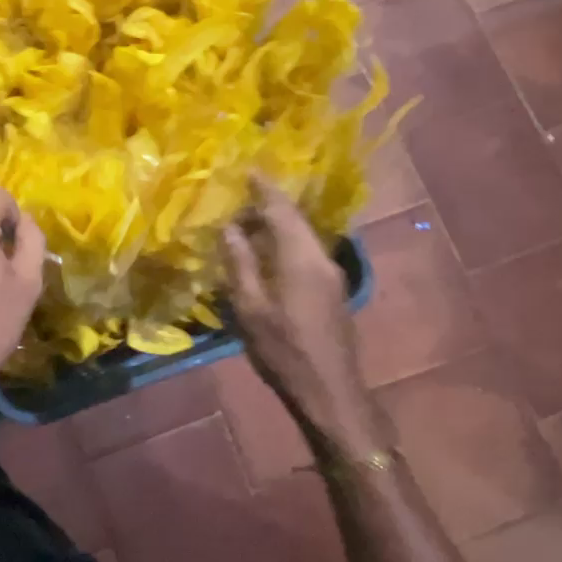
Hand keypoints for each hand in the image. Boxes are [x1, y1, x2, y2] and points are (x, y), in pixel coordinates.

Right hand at [222, 179, 381, 454]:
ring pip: (302, 236)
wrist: (332, 392)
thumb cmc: (285, 350)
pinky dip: (285, 241)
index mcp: (301, 258)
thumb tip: (230, 227)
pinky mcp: (332, 291)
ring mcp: (331, 275)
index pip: (281, 211)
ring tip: (247, 221)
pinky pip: (306, 251)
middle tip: (240, 196)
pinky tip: (267, 250)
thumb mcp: (250, 307)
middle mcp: (321, 259)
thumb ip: (240, 263)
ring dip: (277, 224)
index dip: (264, 189)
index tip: (248, 169)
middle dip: (268, 204)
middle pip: (295, 220)